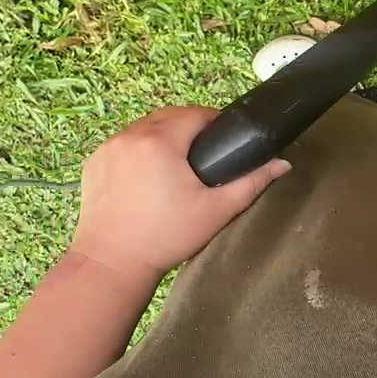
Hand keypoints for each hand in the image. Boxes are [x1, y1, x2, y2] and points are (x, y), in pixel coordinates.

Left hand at [68, 106, 290, 279]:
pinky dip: (139, 150)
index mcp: (161, 141)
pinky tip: (148, 175)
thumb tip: (283, 163)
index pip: (195, 114)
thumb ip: (251, 183)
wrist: (112, 263)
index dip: (214, 123)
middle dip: (189, 127)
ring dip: (163, 136)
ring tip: (178, 164)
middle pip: (168, 116)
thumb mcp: (216, 211)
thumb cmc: (167, 236)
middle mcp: (130, 135)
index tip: (225, 142)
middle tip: (205, 154)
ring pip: (144, 128)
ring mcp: (108, 148)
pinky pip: (123, 144)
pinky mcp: (93, 162)